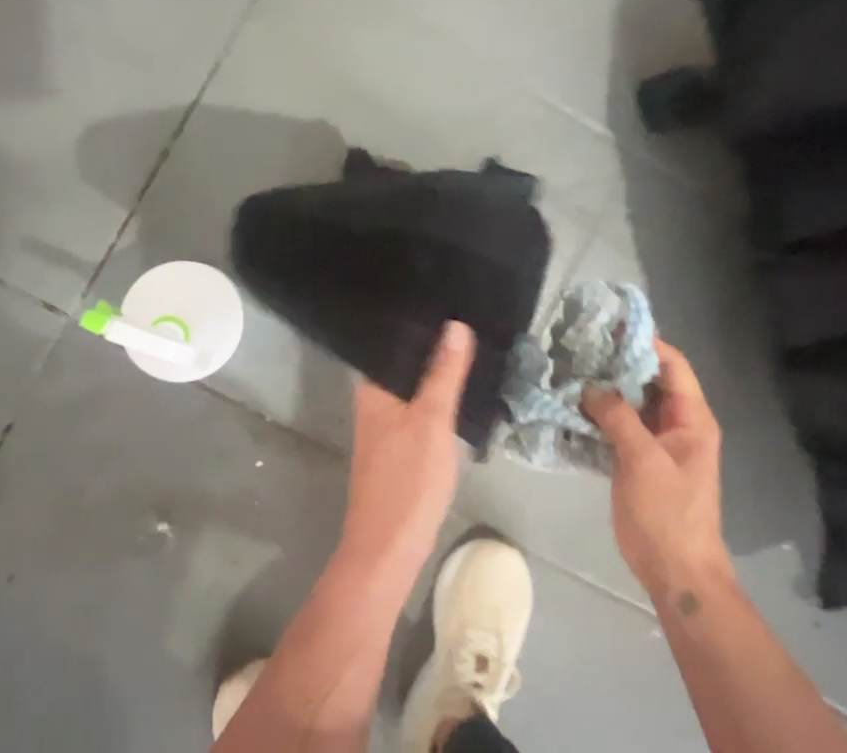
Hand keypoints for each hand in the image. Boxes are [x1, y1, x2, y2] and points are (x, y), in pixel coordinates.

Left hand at [338, 321, 473, 573]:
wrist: (389, 548)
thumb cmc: (408, 480)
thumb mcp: (432, 421)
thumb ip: (443, 373)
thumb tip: (455, 325)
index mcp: (373, 388)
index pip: (395, 341)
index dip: (421, 321)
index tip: (450, 298)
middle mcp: (374, 402)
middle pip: (406, 364)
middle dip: (435, 346)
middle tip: (472, 318)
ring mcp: (386, 426)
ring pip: (415, 389)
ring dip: (438, 374)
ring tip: (473, 347)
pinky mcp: (399, 447)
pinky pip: (420, 410)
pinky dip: (438, 400)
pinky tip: (461, 392)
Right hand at [584, 339, 734, 594]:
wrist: (676, 572)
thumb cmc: (668, 514)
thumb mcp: (643, 460)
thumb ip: (619, 417)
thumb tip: (591, 387)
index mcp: (692, 420)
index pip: (672, 366)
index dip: (645, 343)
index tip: (609, 326)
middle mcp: (676, 425)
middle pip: (648, 382)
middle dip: (616, 364)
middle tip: (578, 346)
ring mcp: (656, 445)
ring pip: (630, 405)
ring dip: (603, 390)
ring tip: (568, 369)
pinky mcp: (637, 463)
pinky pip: (617, 429)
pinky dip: (597, 417)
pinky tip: (569, 407)